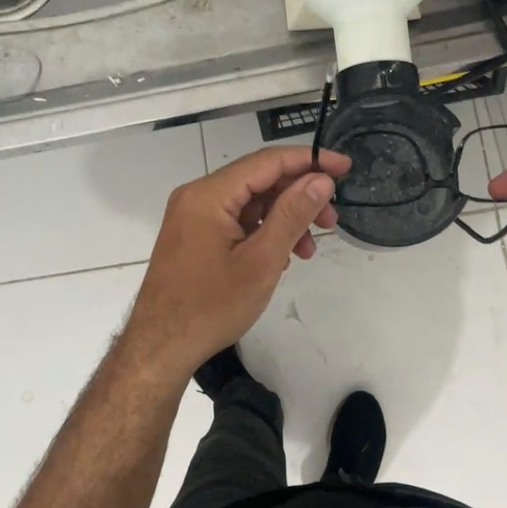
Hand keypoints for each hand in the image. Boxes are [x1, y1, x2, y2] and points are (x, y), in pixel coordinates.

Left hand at [119, 145, 350, 376]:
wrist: (160, 347)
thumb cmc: (211, 306)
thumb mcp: (261, 261)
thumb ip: (292, 215)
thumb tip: (321, 179)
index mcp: (209, 194)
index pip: (268, 161)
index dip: (310, 160)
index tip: (345, 168)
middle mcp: (197, 196)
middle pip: (259, 179)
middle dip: (300, 195)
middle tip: (332, 221)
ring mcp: (193, 216)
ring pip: (250, 202)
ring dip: (284, 218)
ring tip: (309, 250)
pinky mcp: (193, 236)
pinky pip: (236, 220)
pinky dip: (263, 232)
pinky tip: (282, 256)